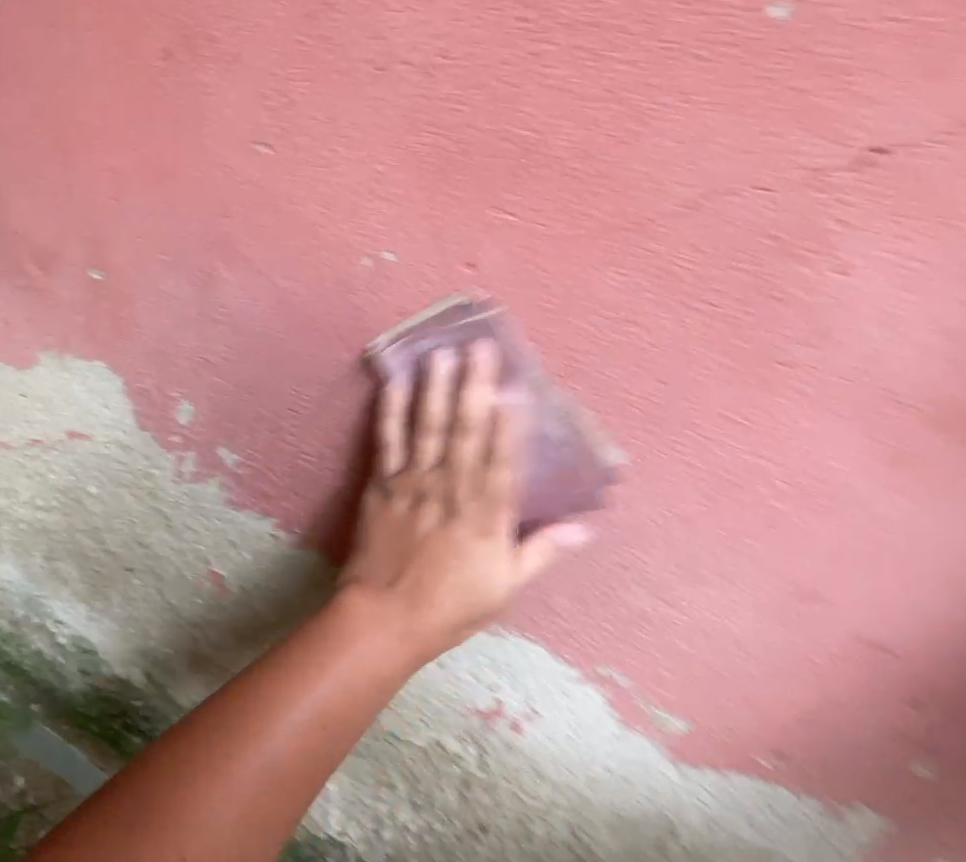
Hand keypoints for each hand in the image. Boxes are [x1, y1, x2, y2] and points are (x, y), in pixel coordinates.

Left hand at [338, 339, 592, 662]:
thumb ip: (542, 552)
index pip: (501, 459)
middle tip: (480, 348)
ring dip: (434, 389)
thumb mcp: (505, 585)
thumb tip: (585, 530)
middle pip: (465, 431)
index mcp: (485, 515)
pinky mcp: (381, 486)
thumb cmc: (450, 606)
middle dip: (473, 387)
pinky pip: (386, 442)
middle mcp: (450, 491)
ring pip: (426, 428)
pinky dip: (390, 412)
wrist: (385, 617)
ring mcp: (412, 484)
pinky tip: (393, 383)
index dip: (509, 423)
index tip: (516, 387)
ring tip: (440, 354)